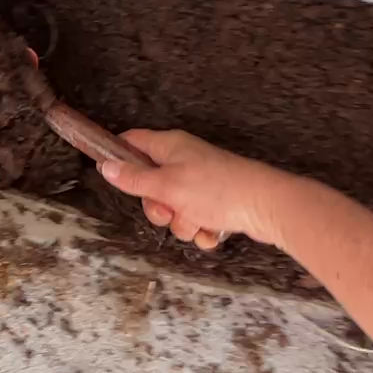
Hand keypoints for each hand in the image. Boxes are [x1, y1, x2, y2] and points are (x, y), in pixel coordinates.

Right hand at [98, 129, 305, 248]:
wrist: (268, 206)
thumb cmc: (215, 189)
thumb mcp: (166, 185)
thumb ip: (133, 178)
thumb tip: (104, 166)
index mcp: (168, 146)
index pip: (132, 141)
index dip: (118, 155)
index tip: (111, 174)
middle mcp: (182, 160)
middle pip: (150, 182)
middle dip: (156, 205)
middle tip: (167, 211)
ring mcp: (200, 181)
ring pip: (173, 206)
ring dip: (181, 221)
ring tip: (198, 221)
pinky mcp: (216, 201)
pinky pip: (195, 217)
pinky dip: (200, 228)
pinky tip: (212, 231)